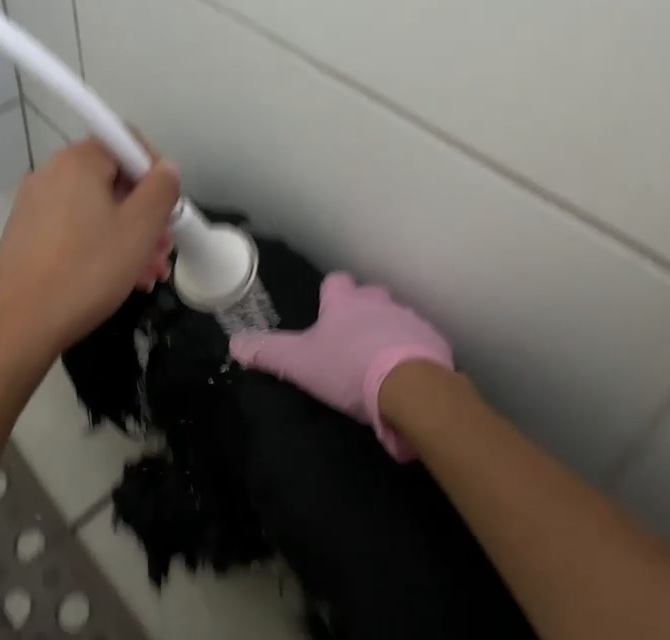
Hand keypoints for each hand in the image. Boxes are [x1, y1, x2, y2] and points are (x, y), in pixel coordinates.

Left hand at [0, 139, 180, 363]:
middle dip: (143, 213)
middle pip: (111, 180)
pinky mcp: (24, 236)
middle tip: (163, 250)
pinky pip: (73, 229)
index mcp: (77, 161)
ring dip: (126, 236)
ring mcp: (33, 206)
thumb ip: (161, 190)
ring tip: (146, 275)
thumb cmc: (86, 270)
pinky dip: (97, 246)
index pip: (125, 142)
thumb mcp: (139, 228)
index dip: (154, 170)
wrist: (16, 324)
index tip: (168, 207)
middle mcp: (50, 174)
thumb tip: (165, 169)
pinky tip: (115, 280)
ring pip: (94, 210)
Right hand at [229, 273, 453, 460]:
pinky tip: (407, 376)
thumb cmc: (348, 367)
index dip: (331, 295)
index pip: (335, 283)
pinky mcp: (435, 343)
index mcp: (344, 303)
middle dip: (363, 311)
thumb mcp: (299, 363)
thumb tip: (234, 343)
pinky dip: (414, 354)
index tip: (326, 312)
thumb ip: (267, 352)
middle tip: (352, 337)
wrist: (410, 386)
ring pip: (398, 318)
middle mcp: (378, 303)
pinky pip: (422, 343)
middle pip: (370, 296)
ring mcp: (410, 320)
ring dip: (390, 332)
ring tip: (380, 359)